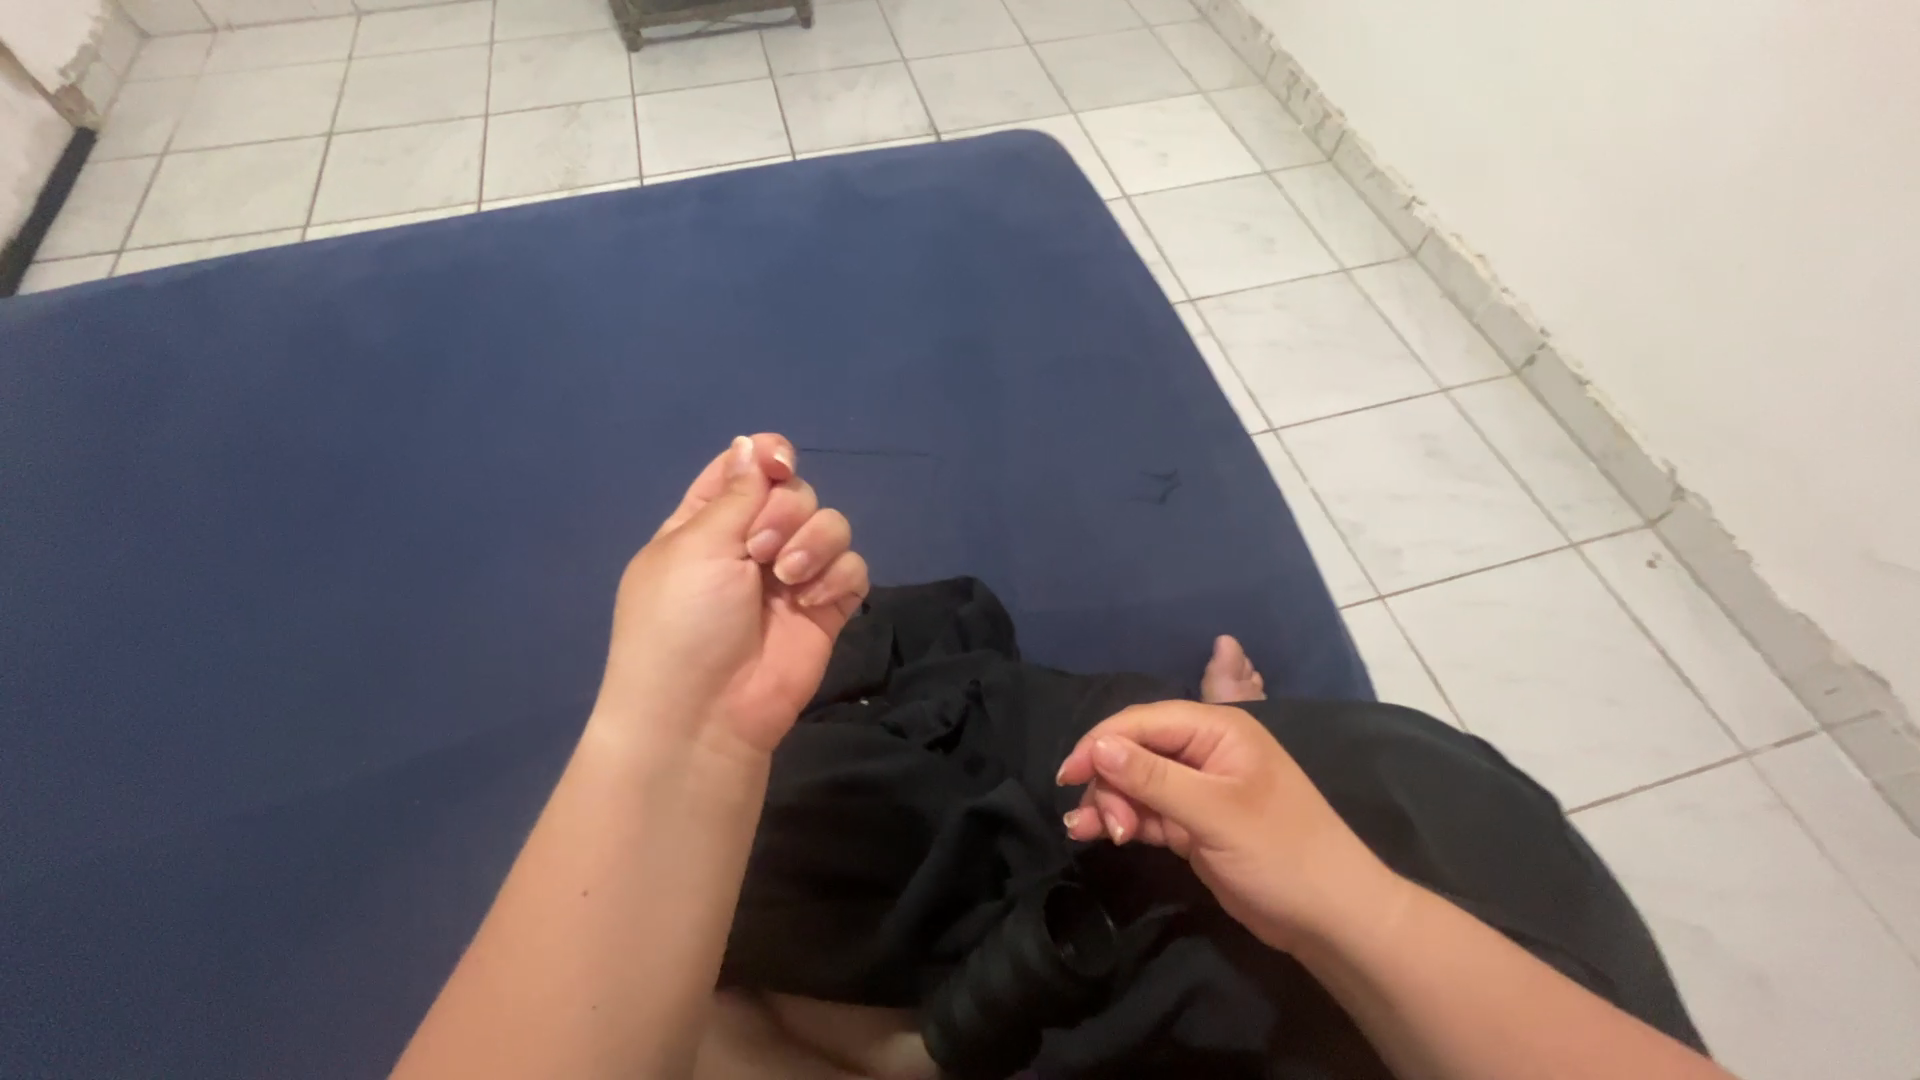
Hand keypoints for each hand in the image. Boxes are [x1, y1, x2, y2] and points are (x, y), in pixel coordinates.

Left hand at [590, 435, 869, 759]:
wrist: (705, 712)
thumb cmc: (681, 622)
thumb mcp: (696, 546)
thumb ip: (736, 493)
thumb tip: (752, 443)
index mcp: (708, 523)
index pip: (746, 468)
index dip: (768, 457)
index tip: (780, 464)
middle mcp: (753, 543)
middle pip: (795, 492)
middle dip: (786, 512)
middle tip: (762, 550)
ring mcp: (793, 576)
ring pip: (831, 525)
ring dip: (815, 542)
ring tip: (789, 578)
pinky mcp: (827, 607)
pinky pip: (853, 568)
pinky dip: (838, 576)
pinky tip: (812, 602)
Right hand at [1056, 701, 1408, 952]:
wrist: (1332, 921)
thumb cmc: (1281, 853)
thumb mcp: (1214, 813)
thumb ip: (1153, 777)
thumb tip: (1097, 746)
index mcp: (1216, 729)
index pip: (1143, 721)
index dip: (1101, 743)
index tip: (1067, 776)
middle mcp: (1203, 749)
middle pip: (1133, 750)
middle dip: (1108, 781)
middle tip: (1100, 824)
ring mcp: (1196, 787)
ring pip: (1134, 782)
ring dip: (1110, 804)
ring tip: (1094, 835)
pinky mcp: (1191, 822)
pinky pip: (1145, 811)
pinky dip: (1122, 820)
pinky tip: (1099, 834)